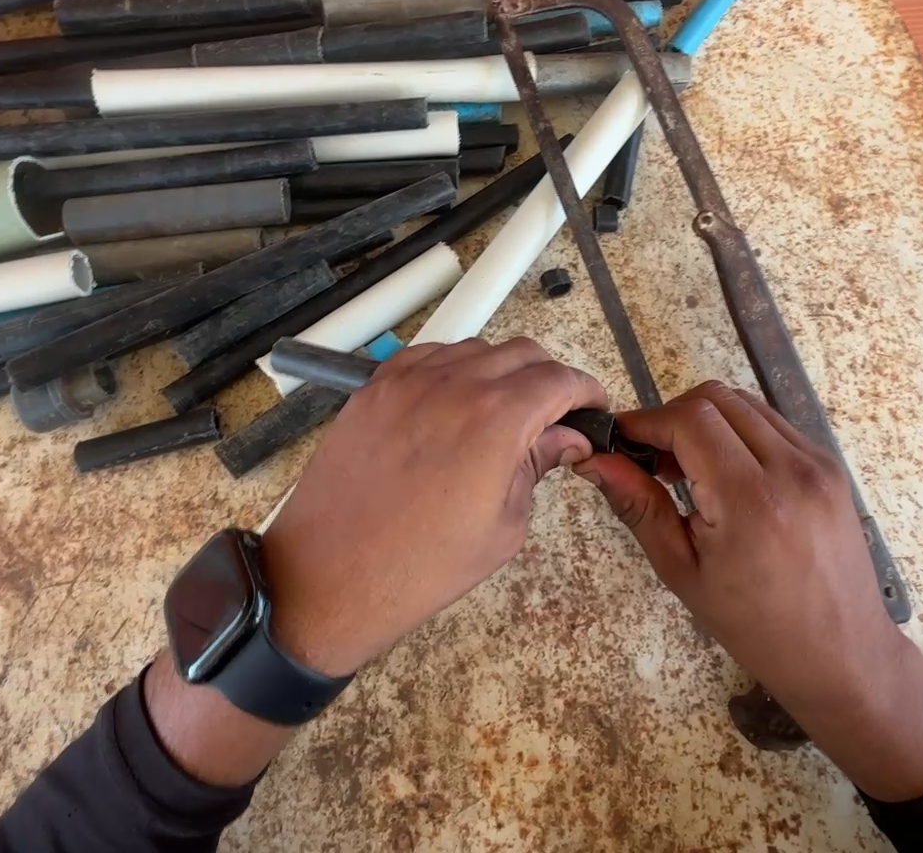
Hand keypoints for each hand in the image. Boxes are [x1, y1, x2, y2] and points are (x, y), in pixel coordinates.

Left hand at [261, 337, 607, 676]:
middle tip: (552, 415)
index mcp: (496, 418)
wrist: (331, 574)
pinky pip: (428, 356)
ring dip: (501, 371)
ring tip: (500, 412)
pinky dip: (454, 369)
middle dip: (549, 378)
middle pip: (522, 353)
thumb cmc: (421, 565)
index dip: (585, 390)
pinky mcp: (376, 387)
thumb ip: (538, 466)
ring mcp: (409, 380)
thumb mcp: (503, 526)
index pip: (559, 379)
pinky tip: (454, 402)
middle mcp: (454, 384)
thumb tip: (565, 439)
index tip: (591, 407)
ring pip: (476, 349)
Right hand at [574, 382, 922, 801]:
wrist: (843, 655)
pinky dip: (736, 431)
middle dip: (672, 416)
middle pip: (715, 399)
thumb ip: (637, 505)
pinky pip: (771, 422)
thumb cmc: (754, 625)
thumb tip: (593, 460)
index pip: (690, 420)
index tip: (621, 441)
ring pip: (743, 403)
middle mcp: (790, 469)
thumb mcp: (682, 570)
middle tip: (651, 458)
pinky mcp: (829, 464)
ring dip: (704, 420)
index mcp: (750, 501)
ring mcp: (817, 462)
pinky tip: (725, 472)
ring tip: (686, 467)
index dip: (647, 420)